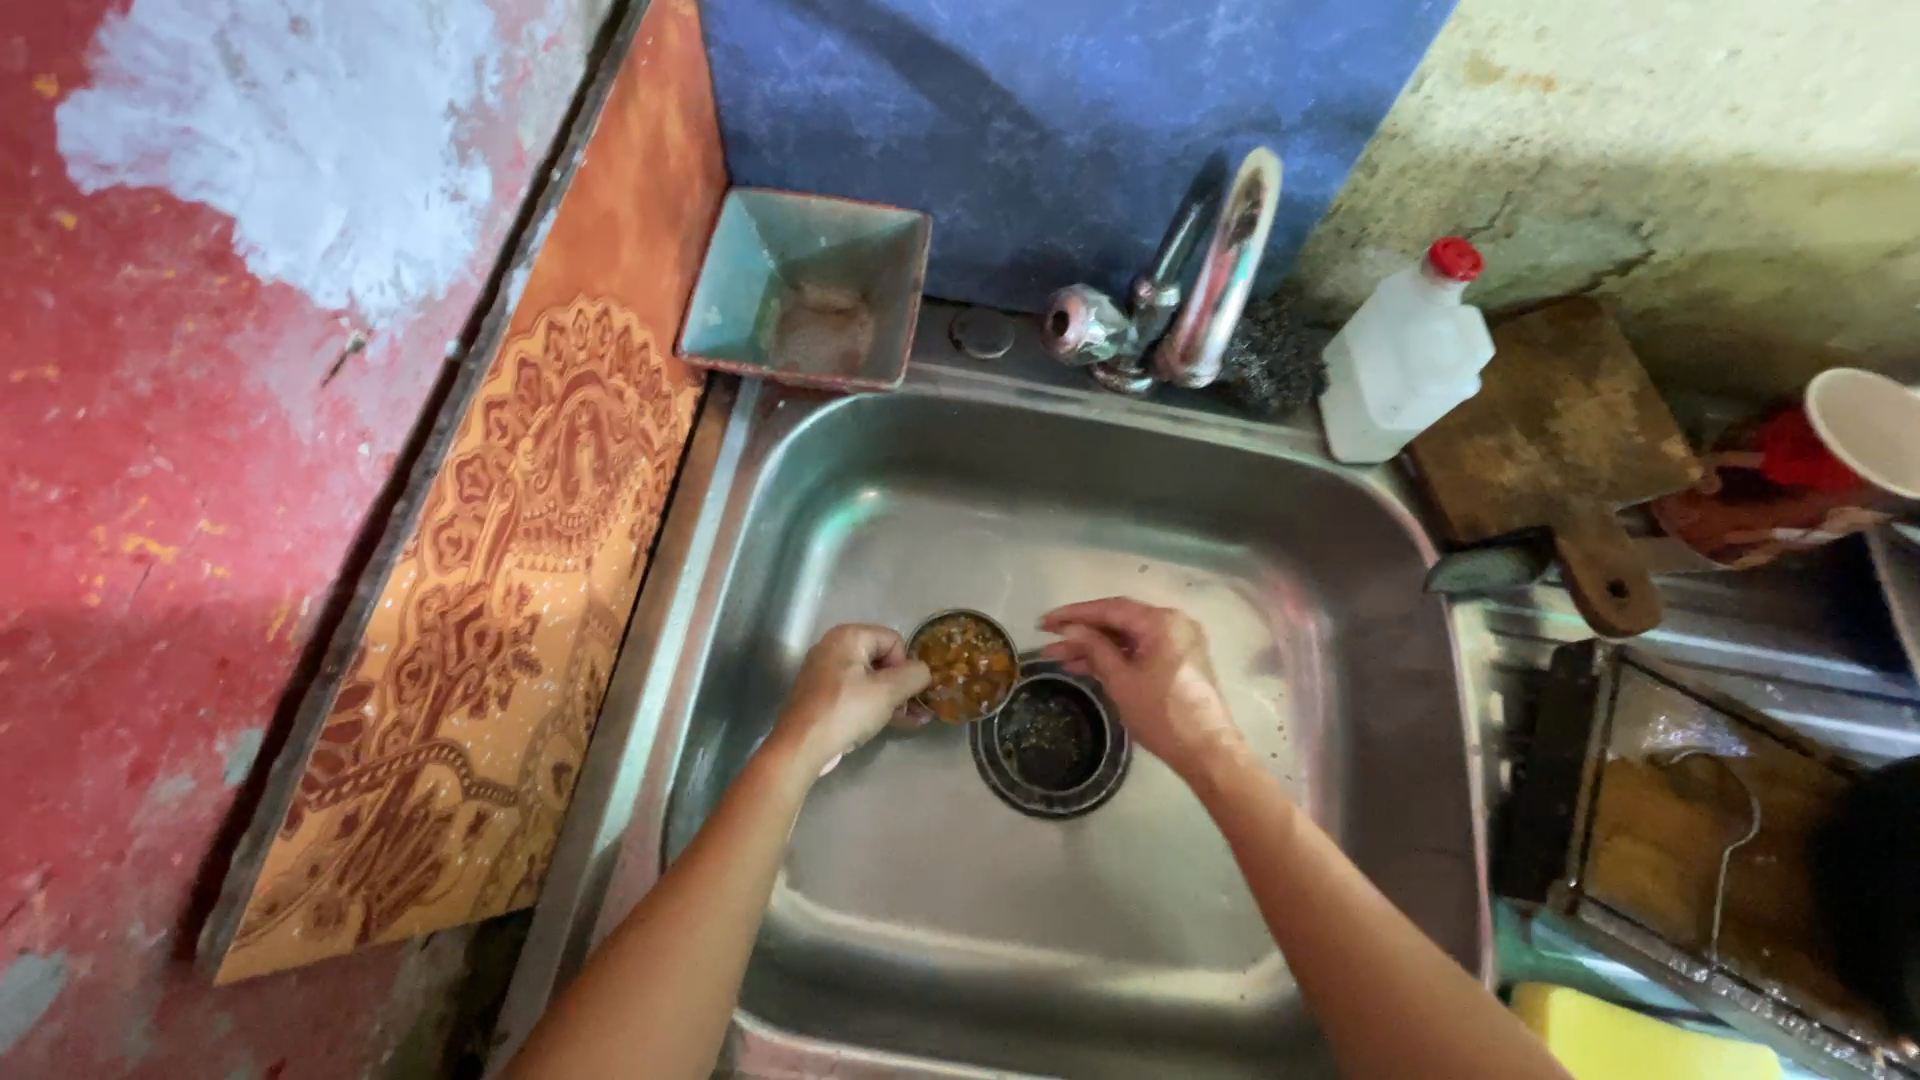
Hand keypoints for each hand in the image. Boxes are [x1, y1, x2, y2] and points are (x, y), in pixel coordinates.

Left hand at [768, 624, 930, 775]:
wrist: (801, 747)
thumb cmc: (846, 711)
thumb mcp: (888, 692)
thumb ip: (914, 675)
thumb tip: (924, 671)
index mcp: (848, 636)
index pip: (894, 640)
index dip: (904, 665)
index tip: (903, 691)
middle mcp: (834, 648)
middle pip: (882, 659)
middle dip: (901, 684)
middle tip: (909, 708)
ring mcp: (826, 673)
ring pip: (871, 679)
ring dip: (893, 698)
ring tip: (912, 719)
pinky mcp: (823, 696)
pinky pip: (857, 694)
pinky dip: (875, 705)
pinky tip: (897, 722)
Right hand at [1038, 598, 1245, 781]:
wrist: (1207, 752)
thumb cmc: (1162, 715)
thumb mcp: (1121, 680)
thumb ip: (1094, 648)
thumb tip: (1070, 629)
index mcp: (1161, 621)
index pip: (1110, 608)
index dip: (1074, 614)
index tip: (1045, 621)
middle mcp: (1172, 623)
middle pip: (1118, 621)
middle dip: (1081, 632)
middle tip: (1047, 639)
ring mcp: (1177, 642)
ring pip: (1126, 638)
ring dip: (1093, 647)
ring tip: (1057, 657)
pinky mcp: (1176, 660)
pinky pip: (1139, 650)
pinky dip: (1113, 657)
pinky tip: (1083, 666)